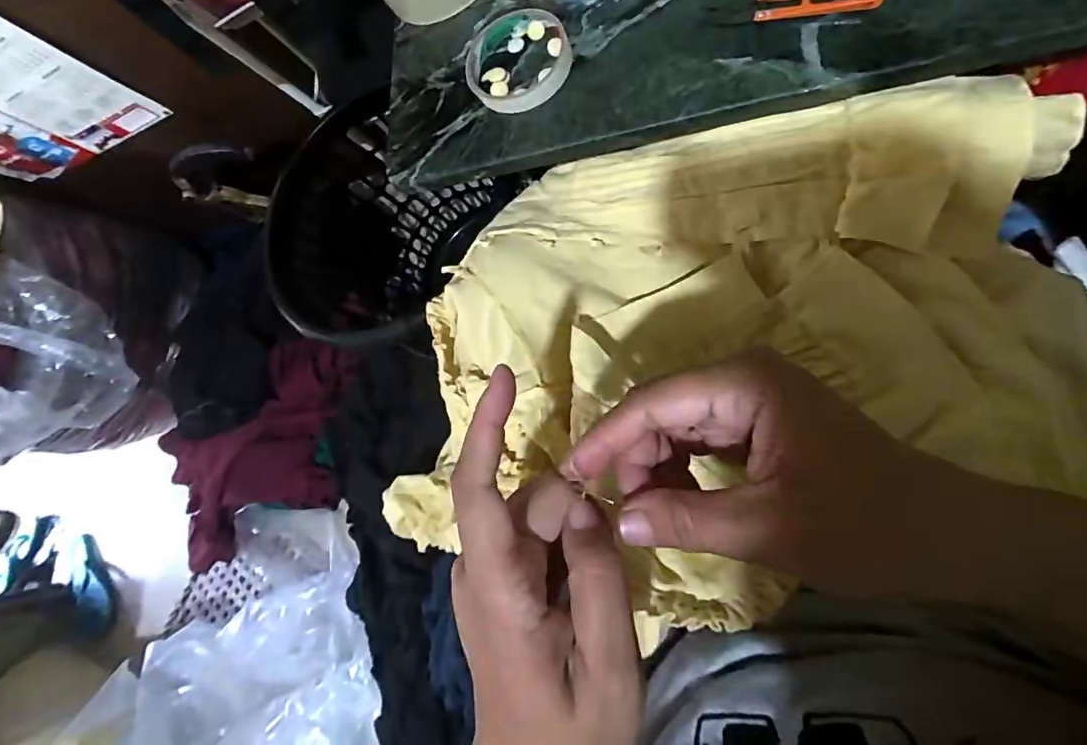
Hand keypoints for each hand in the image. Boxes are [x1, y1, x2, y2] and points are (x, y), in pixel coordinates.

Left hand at [452, 365, 642, 744]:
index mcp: (494, 582)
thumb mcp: (607, 664)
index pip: (476, 487)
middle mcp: (479, 566)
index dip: (488, 427)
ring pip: (536, 519)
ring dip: (575, 535)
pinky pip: (536, 541)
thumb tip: (584, 503)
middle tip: (611, 566)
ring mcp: (486, 574)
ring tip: (600, 594)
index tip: (505, 377)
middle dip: (575, 512)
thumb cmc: (571, 733)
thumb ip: (598, 577)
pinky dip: (566, 546)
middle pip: (528, 501)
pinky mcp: (499, 583)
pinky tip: (586, 588)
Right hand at [562, 348, 986, 601]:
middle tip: (616, 507)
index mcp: (742, 382)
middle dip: (632, 454)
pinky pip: (700, 435)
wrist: (957, 537)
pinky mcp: (759, 418)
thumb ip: (687, 520)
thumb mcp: (772, 529)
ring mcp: (750, 394)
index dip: (607, 438)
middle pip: (661, 408)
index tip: (571, 473)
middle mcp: (740, 375)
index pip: (652, 402)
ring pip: (677, 422)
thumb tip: (618, 519)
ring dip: (654, 463)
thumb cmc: (869, 527)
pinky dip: (680, 467)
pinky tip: (675, 499)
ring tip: (645, 509)